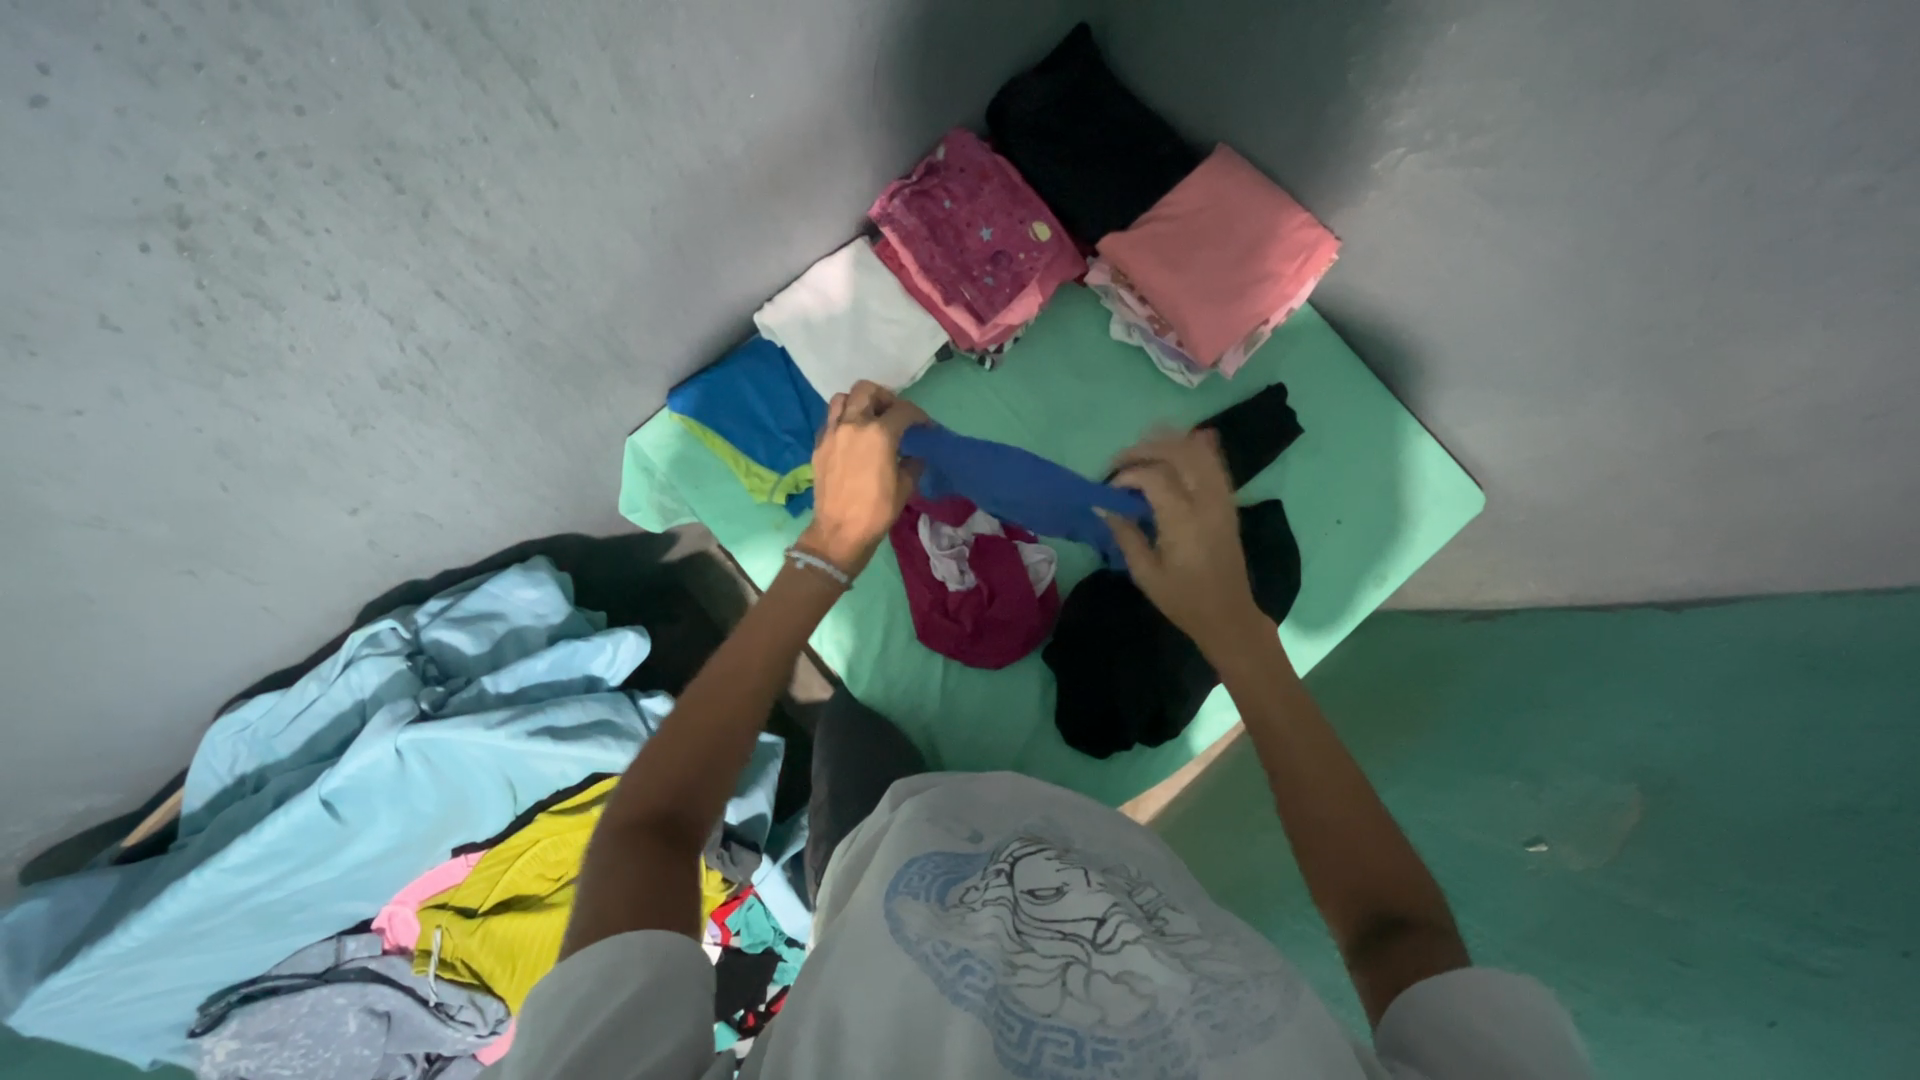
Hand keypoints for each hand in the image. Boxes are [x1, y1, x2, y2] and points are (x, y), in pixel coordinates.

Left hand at [797, 380, 927, 577]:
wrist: (839, 531)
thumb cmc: (877, 511)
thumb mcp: (905, 487)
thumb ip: (912, 463)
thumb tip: (912, 455)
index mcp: (879, 434)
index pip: (903, 410)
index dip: (918, 415)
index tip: (924, 426)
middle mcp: (853, 425)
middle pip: (866, 390)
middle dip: (884, 397)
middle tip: (892, 413)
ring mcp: (832, 433)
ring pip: (842, 399)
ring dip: (858, 402)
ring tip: (868, 418)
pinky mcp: (819, 445)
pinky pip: (830, 420)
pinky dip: (843, 420)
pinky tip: (852, 437)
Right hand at [1101, 429, 1272, 657]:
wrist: (1227, 614)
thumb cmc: (1182, 599)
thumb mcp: (1145, 572)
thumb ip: (1125, 534)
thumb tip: (1102, 506)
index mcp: (1183, 520)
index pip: (1153, 476)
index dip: (1127, 474)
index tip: (1109, 488)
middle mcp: (1206, 501)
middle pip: (1178, 452)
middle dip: (1145, 449)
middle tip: (1120, 461)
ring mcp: (1222, 499)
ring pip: (1200, 452)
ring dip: (1170, 443)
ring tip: (1144, 449)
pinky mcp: (1228, 503)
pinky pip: (1215, 464)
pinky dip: (1198, 449)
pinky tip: (1181, 445)